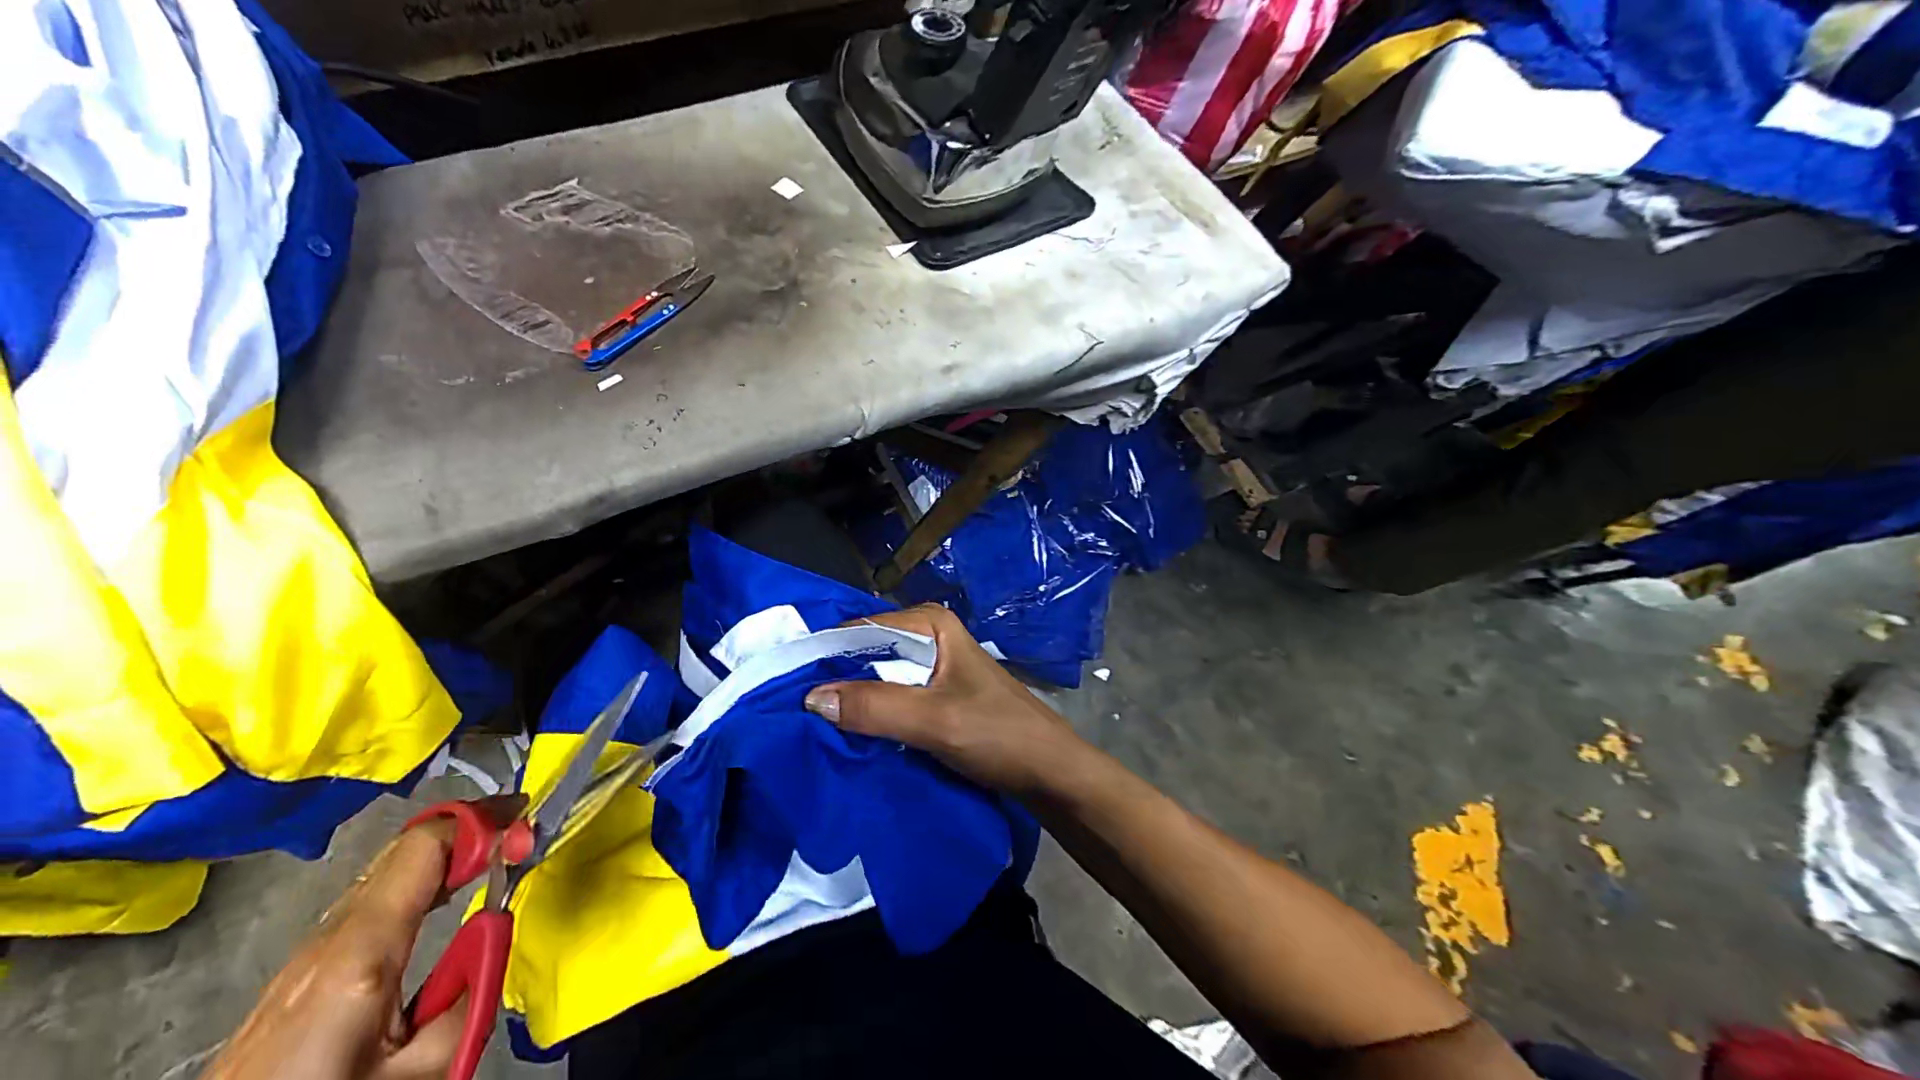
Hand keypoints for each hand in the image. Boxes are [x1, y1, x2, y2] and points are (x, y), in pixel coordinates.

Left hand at [202, 796, 519, 1079]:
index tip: (524, 820)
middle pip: (403, 852)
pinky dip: (415, 884)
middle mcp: (329, 942)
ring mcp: (305, 958)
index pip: (424, 847)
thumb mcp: (418, 1073)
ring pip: (384, 877)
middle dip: (467, 831)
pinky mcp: (297, 978)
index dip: (481, 821)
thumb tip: (492, 942)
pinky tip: (438, 900)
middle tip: (517, 834)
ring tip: (489, 860)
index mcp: (361, 953)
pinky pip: (368, 905)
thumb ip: (469, 999)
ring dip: (442, 857)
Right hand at [804, 604, 1093, 795]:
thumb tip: (809, 697)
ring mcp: (933, 667)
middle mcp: (929, 636)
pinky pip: (891, 698)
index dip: (824, 656)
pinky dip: (871, 714)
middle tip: (792, 710)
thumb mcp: (935, 722)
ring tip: (809, 724)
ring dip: (851, 700)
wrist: (1050, 773)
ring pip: (876, 677)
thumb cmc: (1000, 736)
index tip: (785, 686)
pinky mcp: (935, 695)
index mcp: (931, 624)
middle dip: (834, 679)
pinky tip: (847, 734)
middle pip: (866, 652)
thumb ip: (875, 708)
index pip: (860, 630)